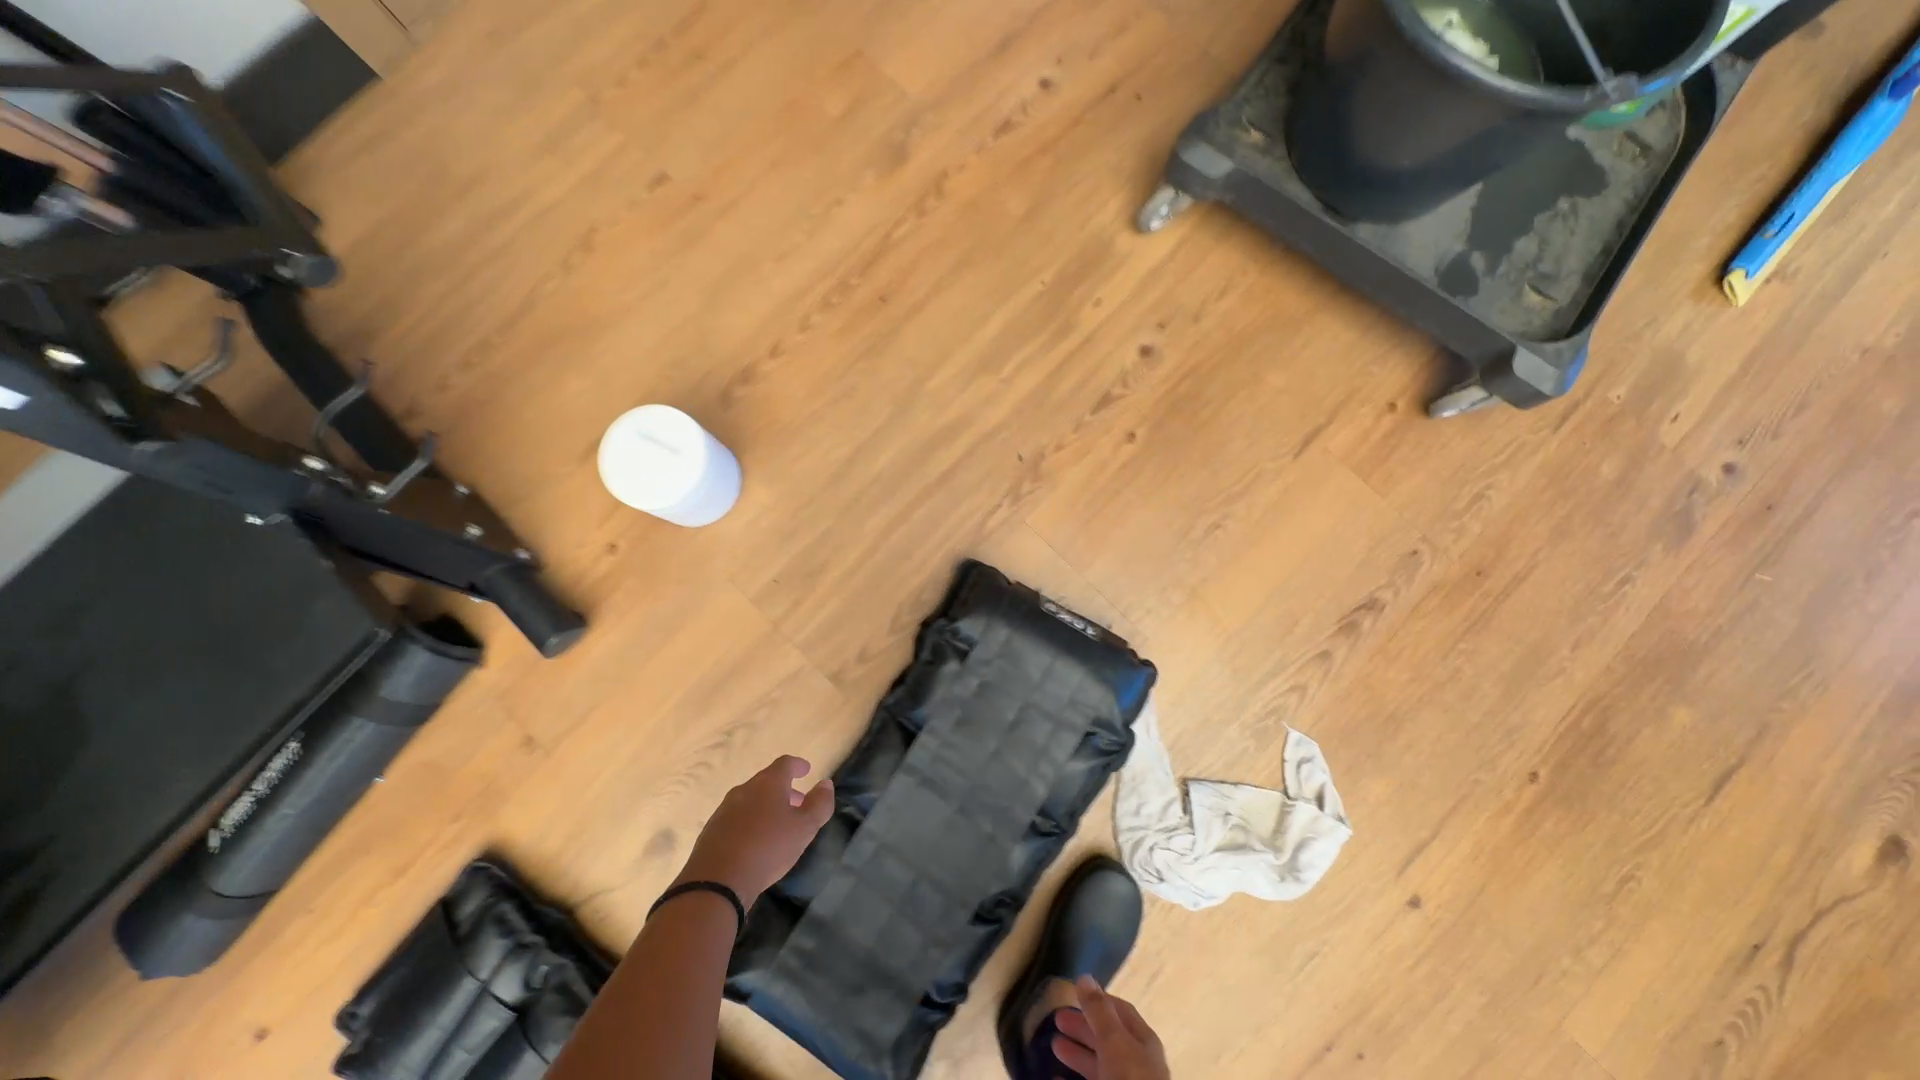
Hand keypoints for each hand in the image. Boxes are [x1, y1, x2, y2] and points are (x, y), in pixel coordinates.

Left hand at [674, 755, 834, 906]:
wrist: (718, 879)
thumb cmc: (768, 848)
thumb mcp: (804, 828)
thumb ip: (819, 804)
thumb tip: (825, 784)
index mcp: (768, 784)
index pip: (785, 764)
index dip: (797, 765)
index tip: (806, 770)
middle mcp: (744, 790)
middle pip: (767, 781)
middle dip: (785, 790)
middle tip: (798, 803)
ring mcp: (724, 809)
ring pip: (751, 799)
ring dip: (767, 806)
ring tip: (778, 825)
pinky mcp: (712, 829)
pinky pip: (737, 817)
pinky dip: (751, 821)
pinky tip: (755, 841)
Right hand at [1052, 975, 1170, 1079]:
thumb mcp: (1114, 1041)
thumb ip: (1098, 1011)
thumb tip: (1084, 977)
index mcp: (1143, 1041)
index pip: (1121, 1011)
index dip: (1098, 1001)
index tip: (1074, 994)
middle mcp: (1137, 1062)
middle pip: (1107, 1037)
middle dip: (1082, 1026)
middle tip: (1056, 1018)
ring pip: (1098, 1064)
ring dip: (1076, 1053)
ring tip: (1053, 1045)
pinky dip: (1073, 1079)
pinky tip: (1056, 1078)